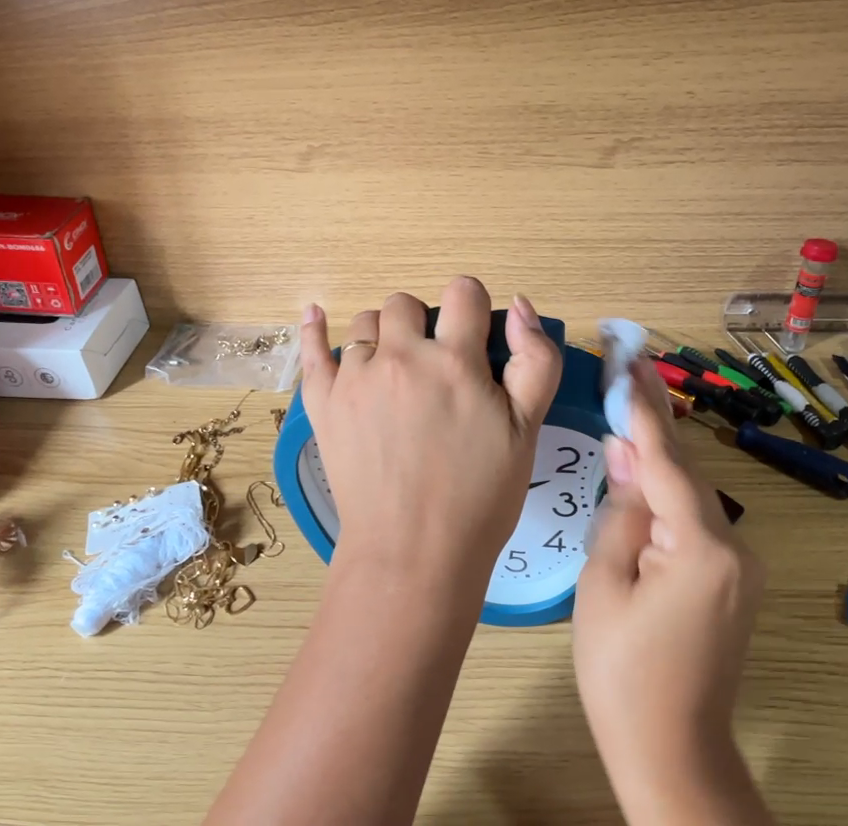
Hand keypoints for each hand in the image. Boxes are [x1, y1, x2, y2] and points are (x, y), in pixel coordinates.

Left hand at [298, 277, 562, 590]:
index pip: (463, 293)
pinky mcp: (323, 404)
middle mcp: (400, 357)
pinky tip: (315, 316)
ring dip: (383, 336)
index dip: (474, 307)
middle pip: (407, 304)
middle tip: (436, 366)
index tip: (475, 336)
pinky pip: (313, 352)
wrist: (413, 554)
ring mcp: (354, 378)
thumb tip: (520, 305)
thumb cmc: (479, 497)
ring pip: (365, 324)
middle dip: (425, 322)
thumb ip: (535, 362)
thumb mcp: (527, 431)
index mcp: (454, 361)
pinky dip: (314, 331)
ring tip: (395, 372)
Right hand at [573, 359, 771, 824]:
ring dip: (657, 460)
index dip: (644, 407)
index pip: (666, 460)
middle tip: (630, 366)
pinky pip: (694, 524)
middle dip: (654, 423)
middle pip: (684, 472)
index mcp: (701, 547)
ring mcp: (739, 567)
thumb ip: (620, 511)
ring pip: (689, 498)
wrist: (671, 749)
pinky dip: (666, 497)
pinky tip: (640, 478)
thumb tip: (626, 453)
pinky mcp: (733, 582)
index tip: (631, 358)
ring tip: (627, 411)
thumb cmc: (621, 671)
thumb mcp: (603, 584)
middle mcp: (734, 548)